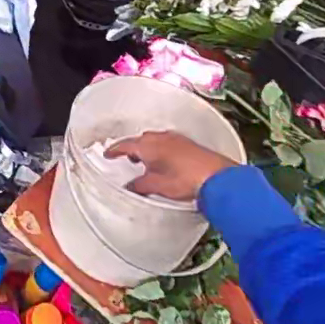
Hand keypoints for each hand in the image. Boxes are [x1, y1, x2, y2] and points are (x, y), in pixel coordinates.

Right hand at [105, 131, 233, 201]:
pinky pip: (166, 143)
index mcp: (149, 145)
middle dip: (131, 148)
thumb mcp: (157, 185)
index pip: (126, 144)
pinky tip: (164, 162)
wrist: (216, 176)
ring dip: (147, 149)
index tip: (108, 153)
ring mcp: (176, 139)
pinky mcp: (187, 144)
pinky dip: (160, 150)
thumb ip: (140, 185)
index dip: (115, 150)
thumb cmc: (186, 179)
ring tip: (145, 162)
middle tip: (125, 158)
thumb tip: (131, 186)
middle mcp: (161, 138)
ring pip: (154, 140)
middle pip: (140, 140)